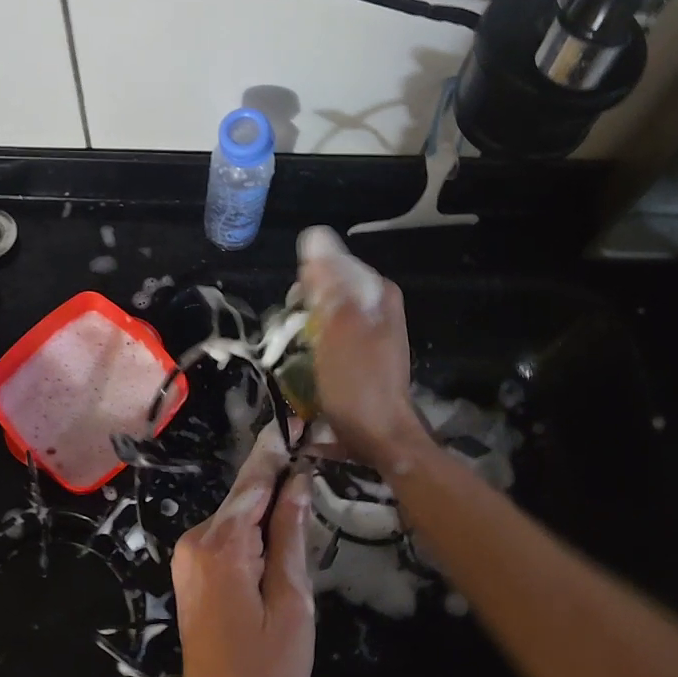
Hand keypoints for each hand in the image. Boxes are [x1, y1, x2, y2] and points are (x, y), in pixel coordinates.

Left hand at [151, 423, 314, 676]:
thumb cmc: (265, 670)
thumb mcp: (292, 604)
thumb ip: (291, 538)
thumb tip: (297, 483)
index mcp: (222, 546)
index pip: (255, 482)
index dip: (279, 448)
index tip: (301, 418)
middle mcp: (197, 539)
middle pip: (245, 494)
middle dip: (279, 476)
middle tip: (314, 452)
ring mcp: (189, 553)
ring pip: (237, 513)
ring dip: (269, 504)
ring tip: (305, 491)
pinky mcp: (191, 566)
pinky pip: (228, 532)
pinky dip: (254, 526)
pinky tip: (280, 529)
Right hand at [295, 226, 430, 473]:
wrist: (382, 438)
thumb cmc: (357, 384)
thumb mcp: (338, 328)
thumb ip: (329, 283)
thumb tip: (315, 238)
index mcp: (379, 293)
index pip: (335, 264)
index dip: (310, 281)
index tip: (295, 306)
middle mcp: (382, 306)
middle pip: (333, 288)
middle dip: (310, 303)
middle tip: (295, 329)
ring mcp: (377, 332)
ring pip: (332, 311)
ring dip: (313, 324)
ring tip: (302, 347)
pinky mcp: (368, 355)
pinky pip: (336, 334)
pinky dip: (321, 342)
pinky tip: (314, 360)